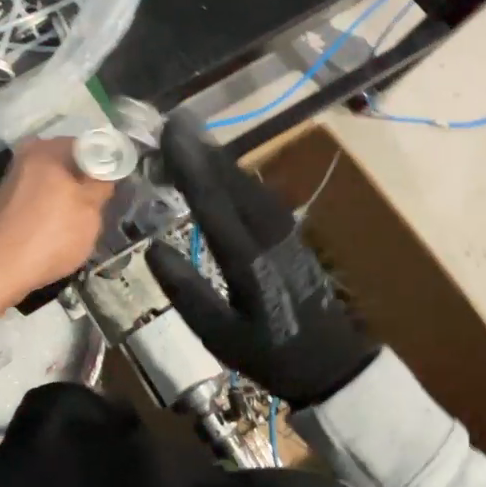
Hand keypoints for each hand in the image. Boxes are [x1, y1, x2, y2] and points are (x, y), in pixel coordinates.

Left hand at [0, 137, 115, 313]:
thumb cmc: (49, 236)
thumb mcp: (89, 211)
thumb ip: (101, 184)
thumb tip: (106, 170)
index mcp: (48, 149)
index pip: (91, 145)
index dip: (109, 164)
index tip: (116, 188)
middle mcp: (28, 154)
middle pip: (71, 162)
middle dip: (87, 182)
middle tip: (100, 208)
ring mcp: (14, 177)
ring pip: (55, 180)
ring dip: (69, 197)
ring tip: (79, 224)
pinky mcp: (6, 199)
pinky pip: (39, 195)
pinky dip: (51, 208)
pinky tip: (57, 230)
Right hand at [144, 112, 378, 406]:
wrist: (333, 364)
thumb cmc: (270, 354)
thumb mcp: (220, 336)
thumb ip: (186, 291)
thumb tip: (152, 247)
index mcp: (249, 259)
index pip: (213, 200)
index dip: (189, 165)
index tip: (168, 133)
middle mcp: (268, 234)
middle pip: (231, 180)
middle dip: (200, 149)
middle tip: (171, 122)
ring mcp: (284, 230)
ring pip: (246, 181)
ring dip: (216, 157)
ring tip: (188, 137)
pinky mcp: (290, 232)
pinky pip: (256, 192)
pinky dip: (232, 174)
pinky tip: (218, 168)